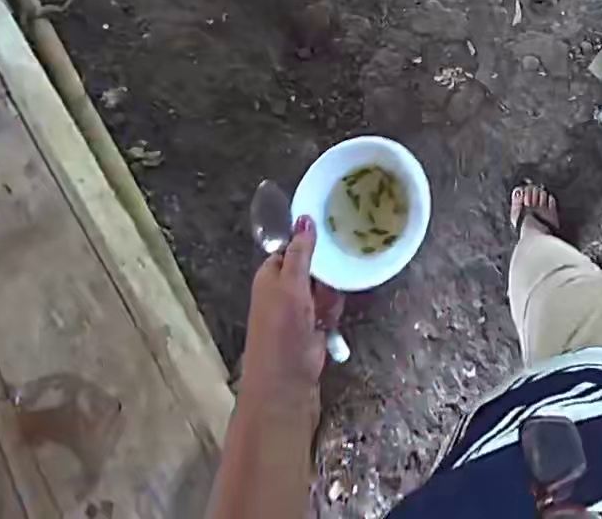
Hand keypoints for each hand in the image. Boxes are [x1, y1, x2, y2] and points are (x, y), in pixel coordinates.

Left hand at [239, 216, 343, 400]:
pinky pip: (329, 305)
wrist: (285, 386)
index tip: (329, 240)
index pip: (293, 246)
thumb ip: (300, 251)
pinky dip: (331, 312)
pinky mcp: (313, 325)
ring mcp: (299, 308)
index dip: (309, 245)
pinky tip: (328, 324)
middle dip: (324, 276)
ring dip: (329, 297)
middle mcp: (283, 288)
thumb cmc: (282, 330)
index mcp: (270, 274)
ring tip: (324, 312)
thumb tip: (305, 217)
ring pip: (325, 286)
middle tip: (323, 287)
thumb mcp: (290, 284)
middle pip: (313, 266)